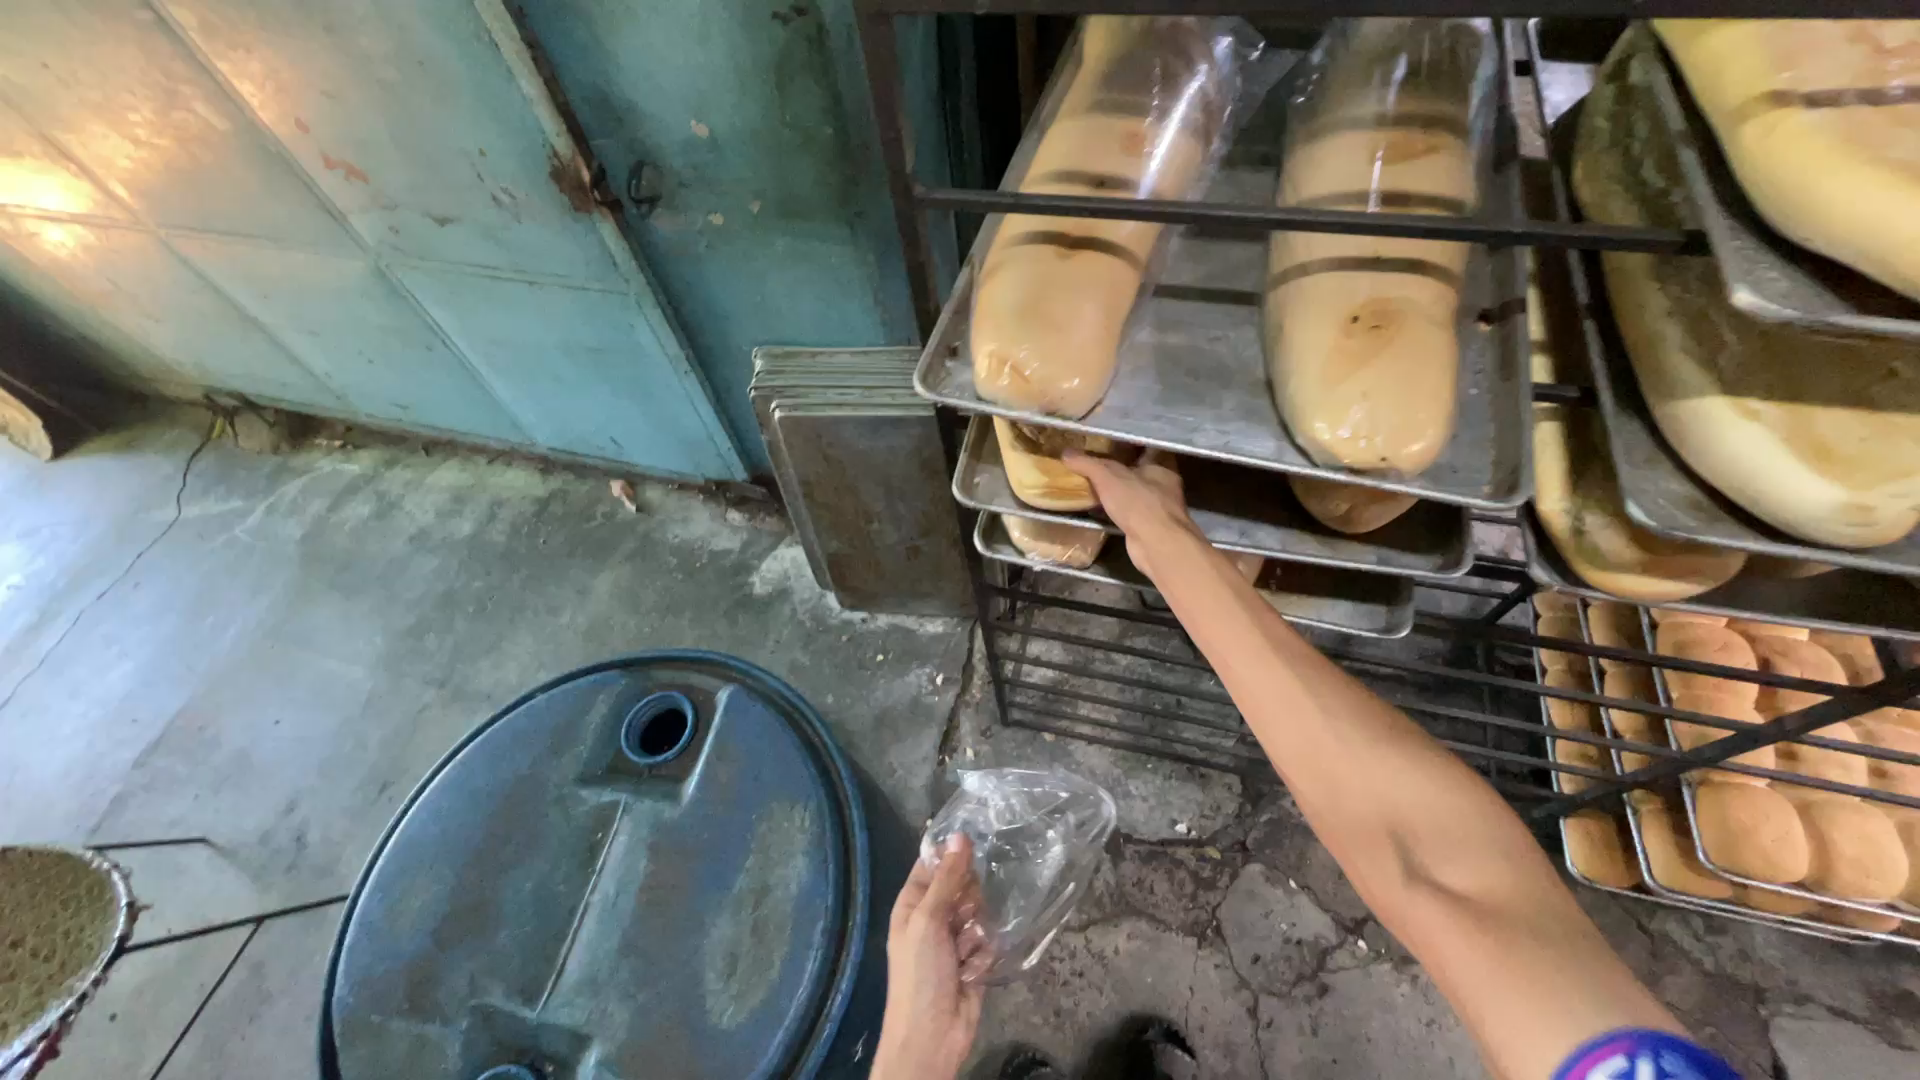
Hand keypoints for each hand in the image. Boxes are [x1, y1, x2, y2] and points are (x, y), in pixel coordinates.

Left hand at [871, 834, 990, 1079]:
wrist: (932, 1036)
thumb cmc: (919, 974)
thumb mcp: (928, 920)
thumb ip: (946, 878)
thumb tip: (959, 834)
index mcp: (913, 902)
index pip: (934, 863)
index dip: (953, 855)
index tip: (974, 846)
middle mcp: (934, 916)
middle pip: (963, 885)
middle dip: (969, 899)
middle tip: (963, 915)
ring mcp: (955, 938)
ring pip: (980, 911)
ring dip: (976, 931)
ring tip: (964, 953)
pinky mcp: (976, 959)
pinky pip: (990, 939)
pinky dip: (984, 954)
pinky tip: (973, 971)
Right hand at [1064, 449, 1202, 581]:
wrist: (1156, 544)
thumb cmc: (1137, 503)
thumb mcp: (1107, 478)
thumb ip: (1088, 464)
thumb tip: (1066, 453)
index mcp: (1160, 470)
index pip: (1142, 456)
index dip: (1123, 454)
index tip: (1104, 455)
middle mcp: (1164, 489)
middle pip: (1137, 478)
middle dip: (1118, 478)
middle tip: (1094, 476)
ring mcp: (1160, 512)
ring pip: (1135, 500)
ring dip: (1117, 499)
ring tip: (1094, 496)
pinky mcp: (1152, 531)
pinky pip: (1131, 518)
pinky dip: (1118, 517)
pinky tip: (1103, 517)